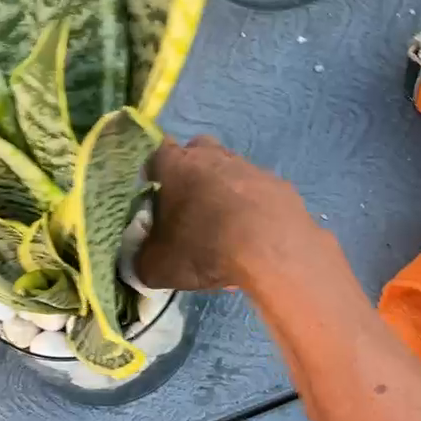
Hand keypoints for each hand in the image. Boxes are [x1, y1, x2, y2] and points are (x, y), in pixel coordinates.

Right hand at [135, 135, 318, 291]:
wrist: (273, 248)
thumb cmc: (204, 248)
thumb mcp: (157, 267)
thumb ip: (142, 260)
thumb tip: (142, 261)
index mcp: (175, 165)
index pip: (156, 155)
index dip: (153, 175)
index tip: (154, 198)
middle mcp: (211, 155)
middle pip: (195, 153)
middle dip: (189, 174)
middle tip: (187, 207)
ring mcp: (248, 166)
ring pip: (228, 170)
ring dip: (222, 191)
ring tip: (222, 228)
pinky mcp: (278, 184)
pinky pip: (256, 191)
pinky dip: (251, 207)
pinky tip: (251, 235)